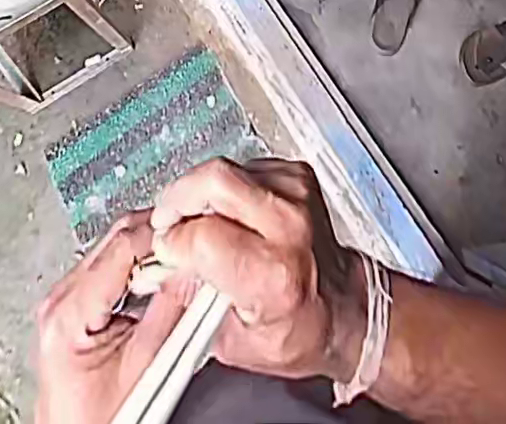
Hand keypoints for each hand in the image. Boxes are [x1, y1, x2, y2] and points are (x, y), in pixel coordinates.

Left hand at [34, 210, 195, 423]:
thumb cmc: (99, 420)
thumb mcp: (144, 368)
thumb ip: (171, 313)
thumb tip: (194, 270)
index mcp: (68, 312)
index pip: (123, 246)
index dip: (162, 238)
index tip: (193, 239)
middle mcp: (59, 296)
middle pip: (117, 238)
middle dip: (158, 237)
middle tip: (192, 245)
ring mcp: (62, 296)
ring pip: (113, 244)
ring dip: (149, 248)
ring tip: (179, 261)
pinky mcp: (71, 299)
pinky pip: (108, 262)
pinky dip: (137, 262)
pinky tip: (158, 274)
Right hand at [150, 158, 367, 382]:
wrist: (347, 307)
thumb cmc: (298, 328)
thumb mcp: (235, 339)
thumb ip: (190, 299)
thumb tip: (157, 268)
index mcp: (275, 275)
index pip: (203, 237)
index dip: (174, 242)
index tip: (166, 250)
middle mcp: (288, 226)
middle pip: (213, 180)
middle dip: (178, 198)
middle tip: (168, 219)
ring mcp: (295, 194)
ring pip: (224, 169)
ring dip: (201, 192)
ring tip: (202, 220)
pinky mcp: (296, 174)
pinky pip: (243, 166)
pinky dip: (227, 187)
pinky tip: (233, 211)